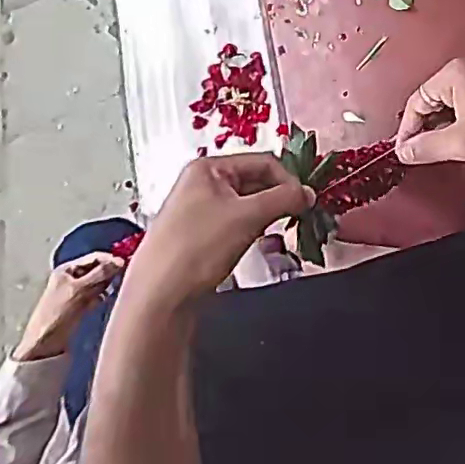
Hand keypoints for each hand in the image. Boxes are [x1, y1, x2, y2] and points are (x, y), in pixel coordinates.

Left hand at [12, 251, 124, 360]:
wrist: (44, 342)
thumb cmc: (59, 312)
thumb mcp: (81, 289)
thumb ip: (101, 273)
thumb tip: (121, 260)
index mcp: (67, 269)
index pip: (95, 257)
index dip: (110, 260)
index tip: (124, 266)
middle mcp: (71, 276)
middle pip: (98, 268)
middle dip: (107, 274)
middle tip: (115, 281)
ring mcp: (75, 289)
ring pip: (99, 281)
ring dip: (105, 286)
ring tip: (105, 294)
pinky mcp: (80, 302)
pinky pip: (97, 293)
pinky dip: (101, 295)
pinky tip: (100, 302)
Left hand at [124, 154, 312, 308]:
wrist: (156, 301)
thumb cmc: (196, 249)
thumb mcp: (249, 216)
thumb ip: (286, 198)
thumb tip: (308, 193)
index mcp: (208, 168)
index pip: (264, 162)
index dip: (288, 180)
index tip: (304, 200)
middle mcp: (201, 184)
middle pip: (256, 181)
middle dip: (277, 198)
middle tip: (296, 215)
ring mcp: (198, 209)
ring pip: (248, 203)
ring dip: (266, 214)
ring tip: (274, 230)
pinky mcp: (198, 233)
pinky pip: (236, 221)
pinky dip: (251, 228)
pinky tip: (253, 242)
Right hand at [393, 59, 464, 164]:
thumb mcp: (460, 143)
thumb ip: (426, 147)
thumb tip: (402, 152)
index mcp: (454, 74)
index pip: (416, 101)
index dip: (407, 129)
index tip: (404, 153)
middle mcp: (464, 69)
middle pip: (429, 101)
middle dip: (424, 128)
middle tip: (419, 154)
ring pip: (445, 104)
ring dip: (440, 127)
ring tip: (438, 150)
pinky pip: (460, 103)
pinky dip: (454, 121)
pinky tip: (457, 140)